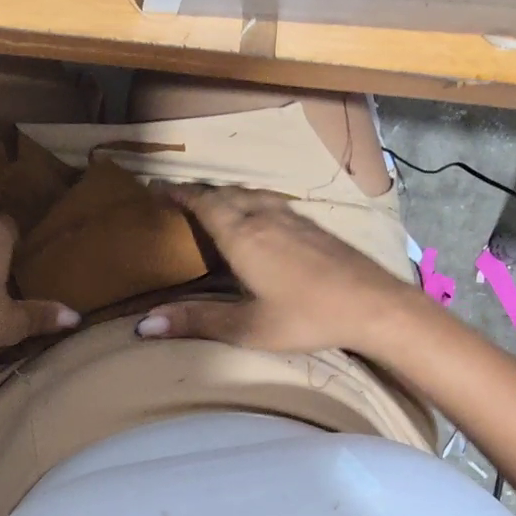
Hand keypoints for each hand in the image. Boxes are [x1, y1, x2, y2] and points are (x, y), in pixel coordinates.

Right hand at [135, 184, 423, 353]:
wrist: (372, 304)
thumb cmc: (306, 317)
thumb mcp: (246, 327)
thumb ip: (196, 321)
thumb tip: (142, 325)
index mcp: (242, 235)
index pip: (202, 202)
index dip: (177, 193)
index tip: (155, 188)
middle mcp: (265, 216)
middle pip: (225, 193)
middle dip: (198, 193)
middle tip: (178, 199)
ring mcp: (292, 217)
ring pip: (250, 194)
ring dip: (226, 195)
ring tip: (212, 204)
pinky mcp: (313, 225)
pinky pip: (271, 202)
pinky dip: (251, 202)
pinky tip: (258, 218)